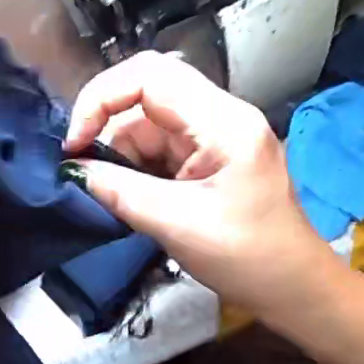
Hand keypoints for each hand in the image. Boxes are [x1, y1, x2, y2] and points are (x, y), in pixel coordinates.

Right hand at [63, 51, 332, 310]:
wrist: (291, 287)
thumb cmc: (247, 257)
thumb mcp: (177, 224)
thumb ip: (120, 192)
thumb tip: (71, 171)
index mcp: (223, 122)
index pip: (150, 76)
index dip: (101, 99)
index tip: (74, 144)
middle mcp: (217, 117)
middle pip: (144, 94)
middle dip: (104, 127)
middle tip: (80, 167)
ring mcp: (209, 138)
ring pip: (144, 126)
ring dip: (117, 157)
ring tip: (111, 197)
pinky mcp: (202, 160)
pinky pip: (154, 151)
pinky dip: (131, 171)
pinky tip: (127, 198)